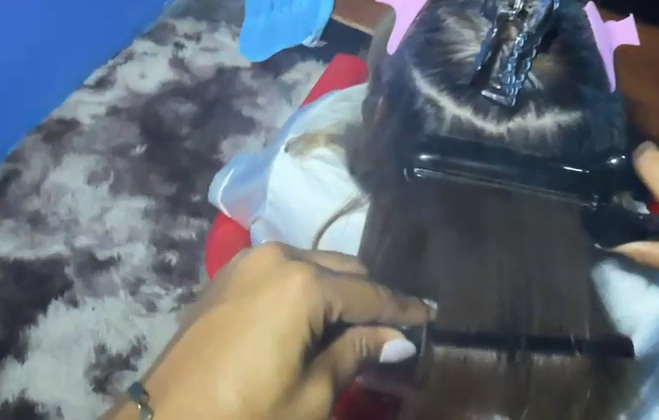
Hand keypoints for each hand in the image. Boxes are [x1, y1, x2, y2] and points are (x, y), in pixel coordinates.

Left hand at [115, 244, 431, 419]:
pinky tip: (311, 319)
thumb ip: (355, 355)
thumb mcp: (309, 396)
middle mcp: (279, 255)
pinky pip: (282, 270)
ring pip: (313, 265)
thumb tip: (398, 339)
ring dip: (336, 292)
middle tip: (391, 331)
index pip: (369, 292)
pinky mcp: (228, 273)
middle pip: (343, 269)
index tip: (430, 314)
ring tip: (353, 327)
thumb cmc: (242, 418)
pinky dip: (305, 288)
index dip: (401, 308)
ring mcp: (249, 259)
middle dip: (369, 298)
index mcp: (303, 283)